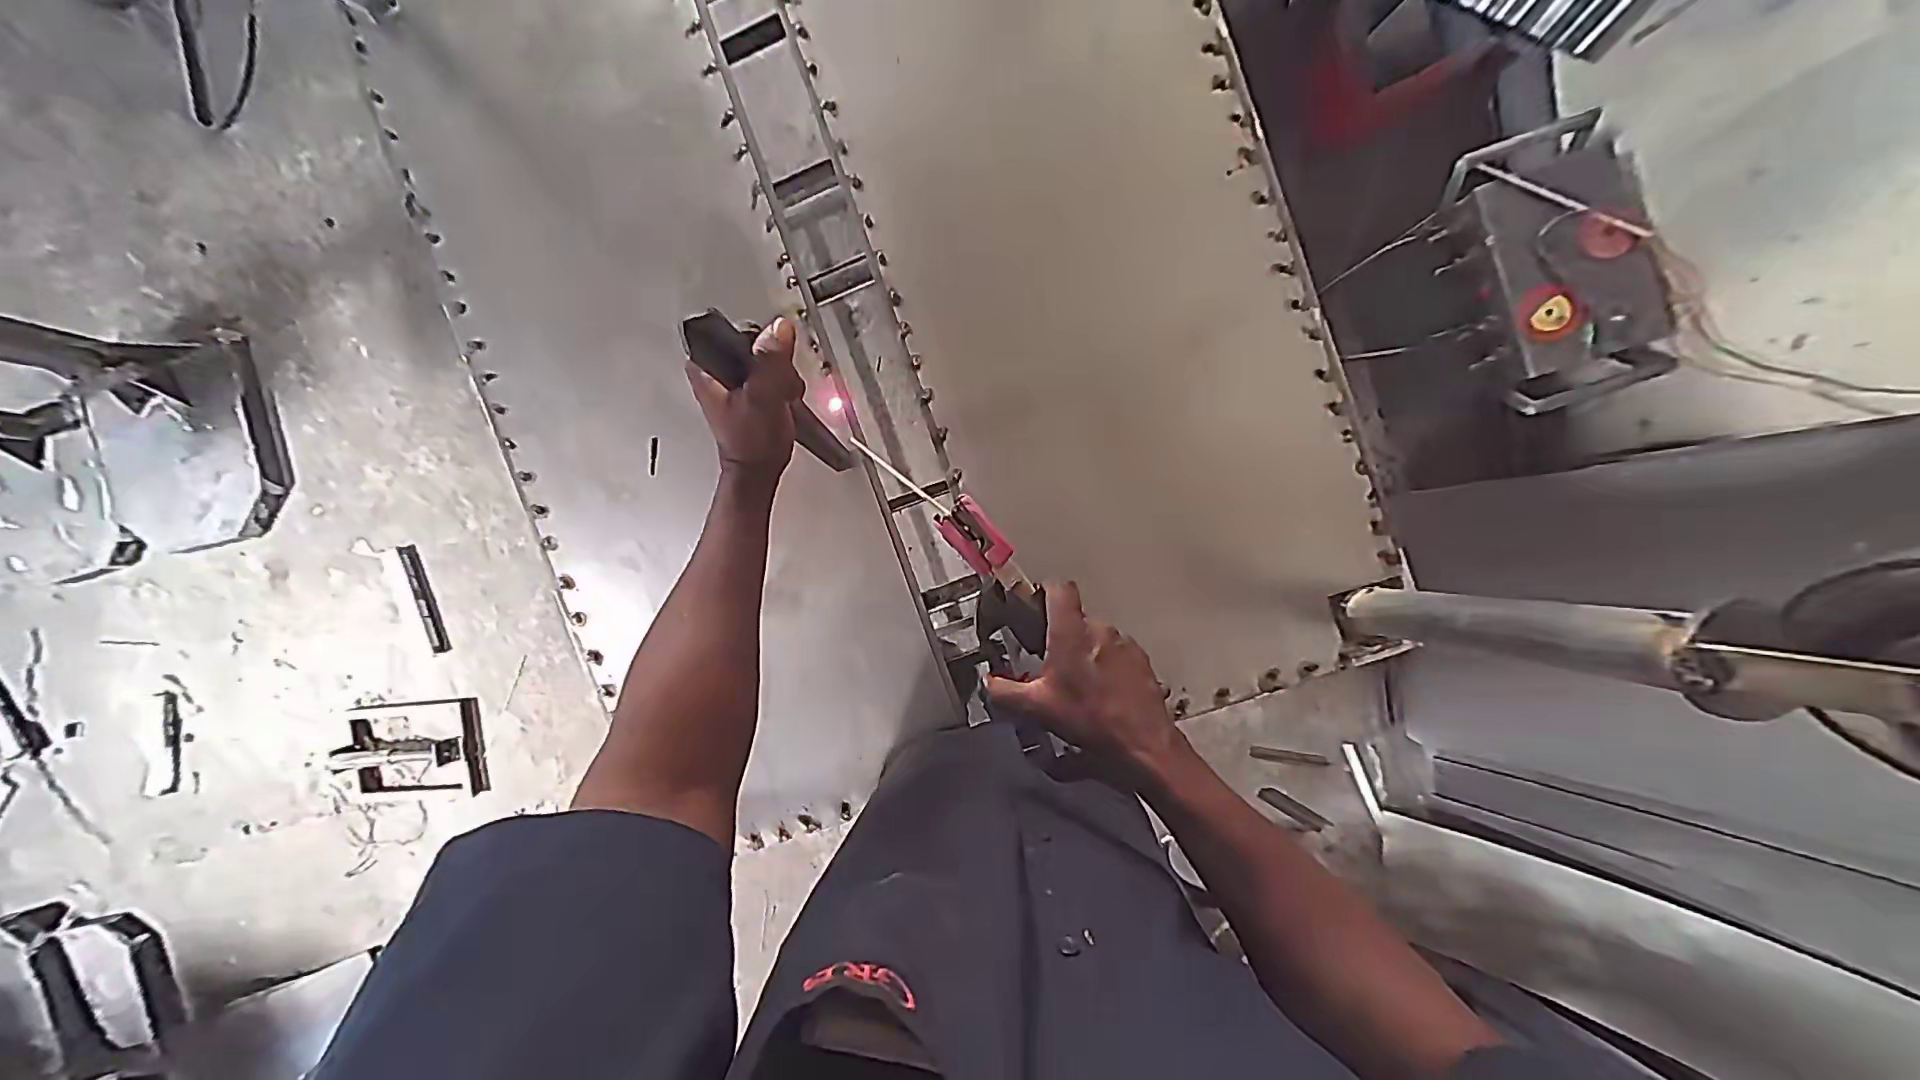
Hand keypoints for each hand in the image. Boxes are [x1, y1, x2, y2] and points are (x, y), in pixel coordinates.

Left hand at [685, 316, 803, 493]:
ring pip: (767, 359)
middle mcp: (714, 369)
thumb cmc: (750, 443)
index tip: (770, 366)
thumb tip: (780, 329)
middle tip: (774, 387)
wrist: (757, 471)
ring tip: (778, 398)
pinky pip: (772, 374)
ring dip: (782, 377)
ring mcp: (731, 381)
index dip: (761, 346)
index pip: (737, 331)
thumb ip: (771, 360)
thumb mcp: (763, 396)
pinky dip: (782, 385)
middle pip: (756, 344)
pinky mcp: (747, 391)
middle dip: (775, 365)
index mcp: (705, 365)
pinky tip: (780, 401)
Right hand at [984, 581, 1187, 784]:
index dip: (1045, 591)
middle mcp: (1099, 630)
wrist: (1142, 741)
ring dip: (1086, 652)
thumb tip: (990, 684)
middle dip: (1063, 636)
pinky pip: (1117, 652)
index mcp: (1071, 633)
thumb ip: (1005, 692)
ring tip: (1080, 684)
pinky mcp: (1139, 659)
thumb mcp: (1037, 708)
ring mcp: (1123, 643)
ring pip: (1097, 636)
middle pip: (1075, 618)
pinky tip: (1102, 692)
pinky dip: (1107, 665)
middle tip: (1054, 665)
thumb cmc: (1094, 720)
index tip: (1038, 603)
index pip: (1059, 589)